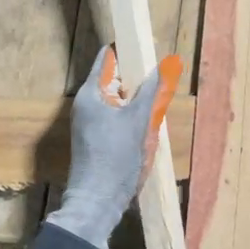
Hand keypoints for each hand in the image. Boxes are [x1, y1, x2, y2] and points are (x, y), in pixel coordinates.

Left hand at [46, 45, 182, 248]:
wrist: (97, 201)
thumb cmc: (115, 155)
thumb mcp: (138, 119)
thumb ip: (151, 90)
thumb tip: (165, 64)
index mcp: (90, 94)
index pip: (105, 58)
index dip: (125, 50)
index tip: (146, 47)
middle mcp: (85, 104)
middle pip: (112, 79)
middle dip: (135, 77)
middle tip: (158, 76)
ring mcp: (88, 122)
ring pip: (115, 99)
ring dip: (134, 99)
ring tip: (156, 99)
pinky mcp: (94, 138)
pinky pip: (114, 116)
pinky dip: (129, 115)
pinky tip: (146, 122)